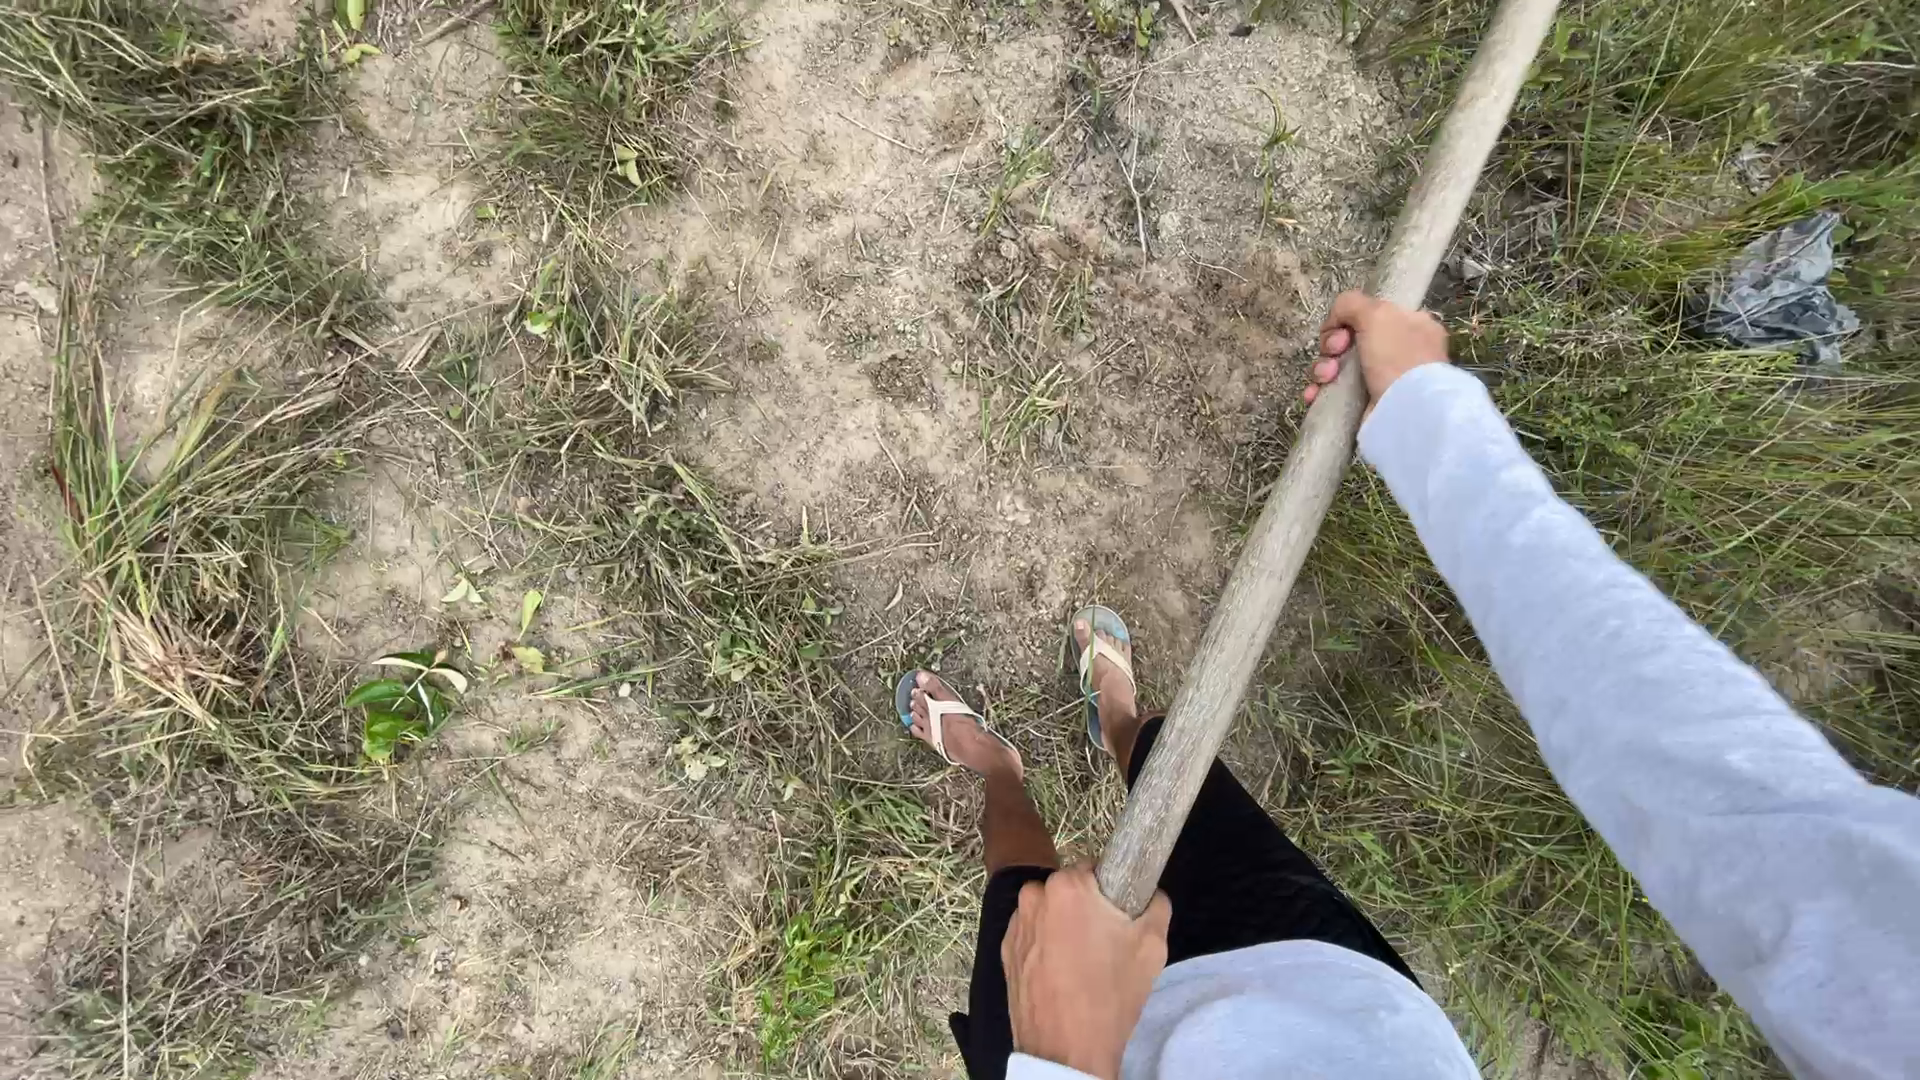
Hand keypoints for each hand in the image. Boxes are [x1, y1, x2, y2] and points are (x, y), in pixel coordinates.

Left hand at [1002, 865, 1170, 1079]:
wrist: (1066, 1051)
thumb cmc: (1110, 994)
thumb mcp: (1152, 946)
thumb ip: (1155, 904)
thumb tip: (1150, 891)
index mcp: (1068, 884)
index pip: (1094, 869)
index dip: (1109, 891)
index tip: (1117, 916)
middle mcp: (1034, 892)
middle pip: (1069, 889)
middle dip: (1086, 908)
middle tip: (1104, 943)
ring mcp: (1015, 921)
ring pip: (1049, 910)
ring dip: (1063, 924)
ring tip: (1080, 962)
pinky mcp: (1004, 947)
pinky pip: (1032, 933)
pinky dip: (1044, 944)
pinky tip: (1059, 973)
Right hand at [1305, 290, 1449, 413]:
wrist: (1405, 410)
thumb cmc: (1397, 357)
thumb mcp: (1378, 314)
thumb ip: (1351, 304)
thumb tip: (1334, 319)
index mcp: (1409, 325)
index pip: (1369, 315)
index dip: (1348, 320)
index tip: (1344, 329)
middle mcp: (1396, 351)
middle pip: (1348, 340)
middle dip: (1331, 345)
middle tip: (1335, 352)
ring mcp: (1379, 379)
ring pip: (1336, 366)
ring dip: (1321, 369)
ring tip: (1326, 377)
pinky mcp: (1362, 403)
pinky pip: (1332, 391)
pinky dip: (1318, 391)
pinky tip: (1314, 394)